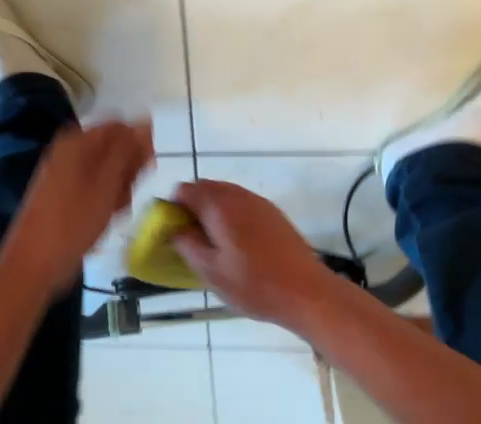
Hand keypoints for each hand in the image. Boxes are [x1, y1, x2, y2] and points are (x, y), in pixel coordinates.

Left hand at [1, 119, 154, 287]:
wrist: (33, 263)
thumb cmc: (73, 221)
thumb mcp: (106, 184)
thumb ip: (127, 151)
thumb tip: (145, 122)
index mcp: (77, 141)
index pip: (120, 127)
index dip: (137, 146)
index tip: (145, 172)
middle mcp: (70, 151)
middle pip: (114, 149)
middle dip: (127, 173)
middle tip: (124, 197)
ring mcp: (66, 174)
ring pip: (107, 173)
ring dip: (118, 190)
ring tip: (113, 213)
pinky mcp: (65, 195)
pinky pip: (95, 189)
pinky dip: (104, 202)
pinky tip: (104, 219)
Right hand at [169, 179, 342, 326]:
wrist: (307, 292)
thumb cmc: (254, 284)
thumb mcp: (210, 271)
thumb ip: (186, 244)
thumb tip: (174, 228)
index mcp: (218, 204)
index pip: (183, 189)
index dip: (173, 207)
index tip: (174, 232)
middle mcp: (237, 194)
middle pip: (204, 188)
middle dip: (192, 208)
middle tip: (192, 240)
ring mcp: (257, 201)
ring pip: (224, 195)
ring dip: (212, 211)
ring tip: (215, 245)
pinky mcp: (273, 212)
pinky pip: (242, 204)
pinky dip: (232, 216)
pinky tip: (239, 244)